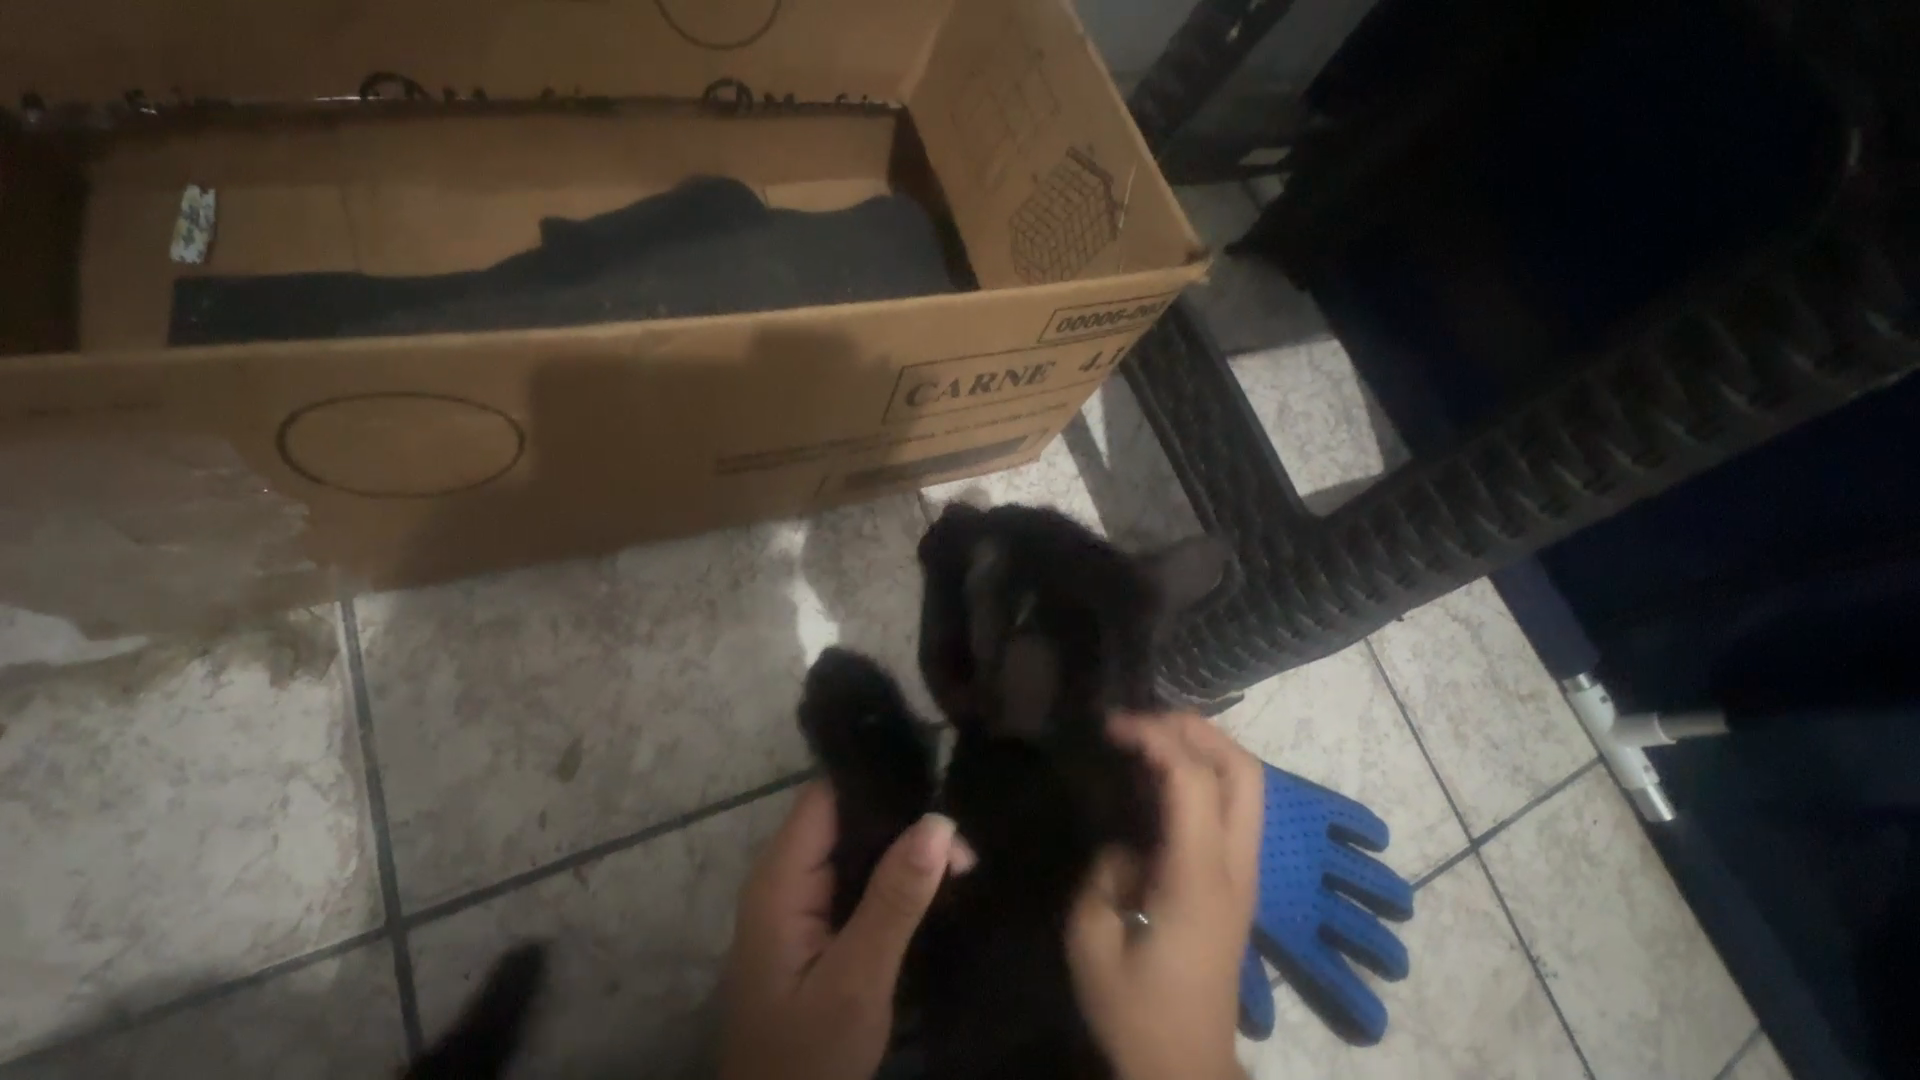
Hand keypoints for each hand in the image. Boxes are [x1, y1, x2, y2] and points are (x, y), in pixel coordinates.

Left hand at [719, 782, 956, 1079]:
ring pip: (853, 850)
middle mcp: (783, 878)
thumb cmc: (808, 1056)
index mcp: (780, 879)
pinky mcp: (814, 928)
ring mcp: (797, 904)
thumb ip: (895, 899)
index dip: (881, 785)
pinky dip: (893, 880)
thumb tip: (939, 821)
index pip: (827, 797)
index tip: (940, 790)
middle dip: (903, 822)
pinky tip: (934, 886)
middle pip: (843, 819)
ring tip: (963, 860)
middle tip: (966, 844)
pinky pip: (854, 882)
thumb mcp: (857, 980)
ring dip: (904, 853)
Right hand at [1067, 713, 1262, 1079]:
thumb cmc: (1134, 1009)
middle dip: (1196, 729)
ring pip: (1247, 785)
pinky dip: (1204, 776)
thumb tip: (1127, 843)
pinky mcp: (1237, 884)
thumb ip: (1105, 871)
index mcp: (1198, 878)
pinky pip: (1233, 809)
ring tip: (1150, 739)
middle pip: (1243, 770)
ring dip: (1204, 749)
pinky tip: (1161, 780)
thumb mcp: (1091, 938)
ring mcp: (1244, 875)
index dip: (1157, 737)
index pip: (1194, 781)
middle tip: (1142, 720)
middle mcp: (1235, 867)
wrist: (1184, 1066)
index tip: (1112, 726)